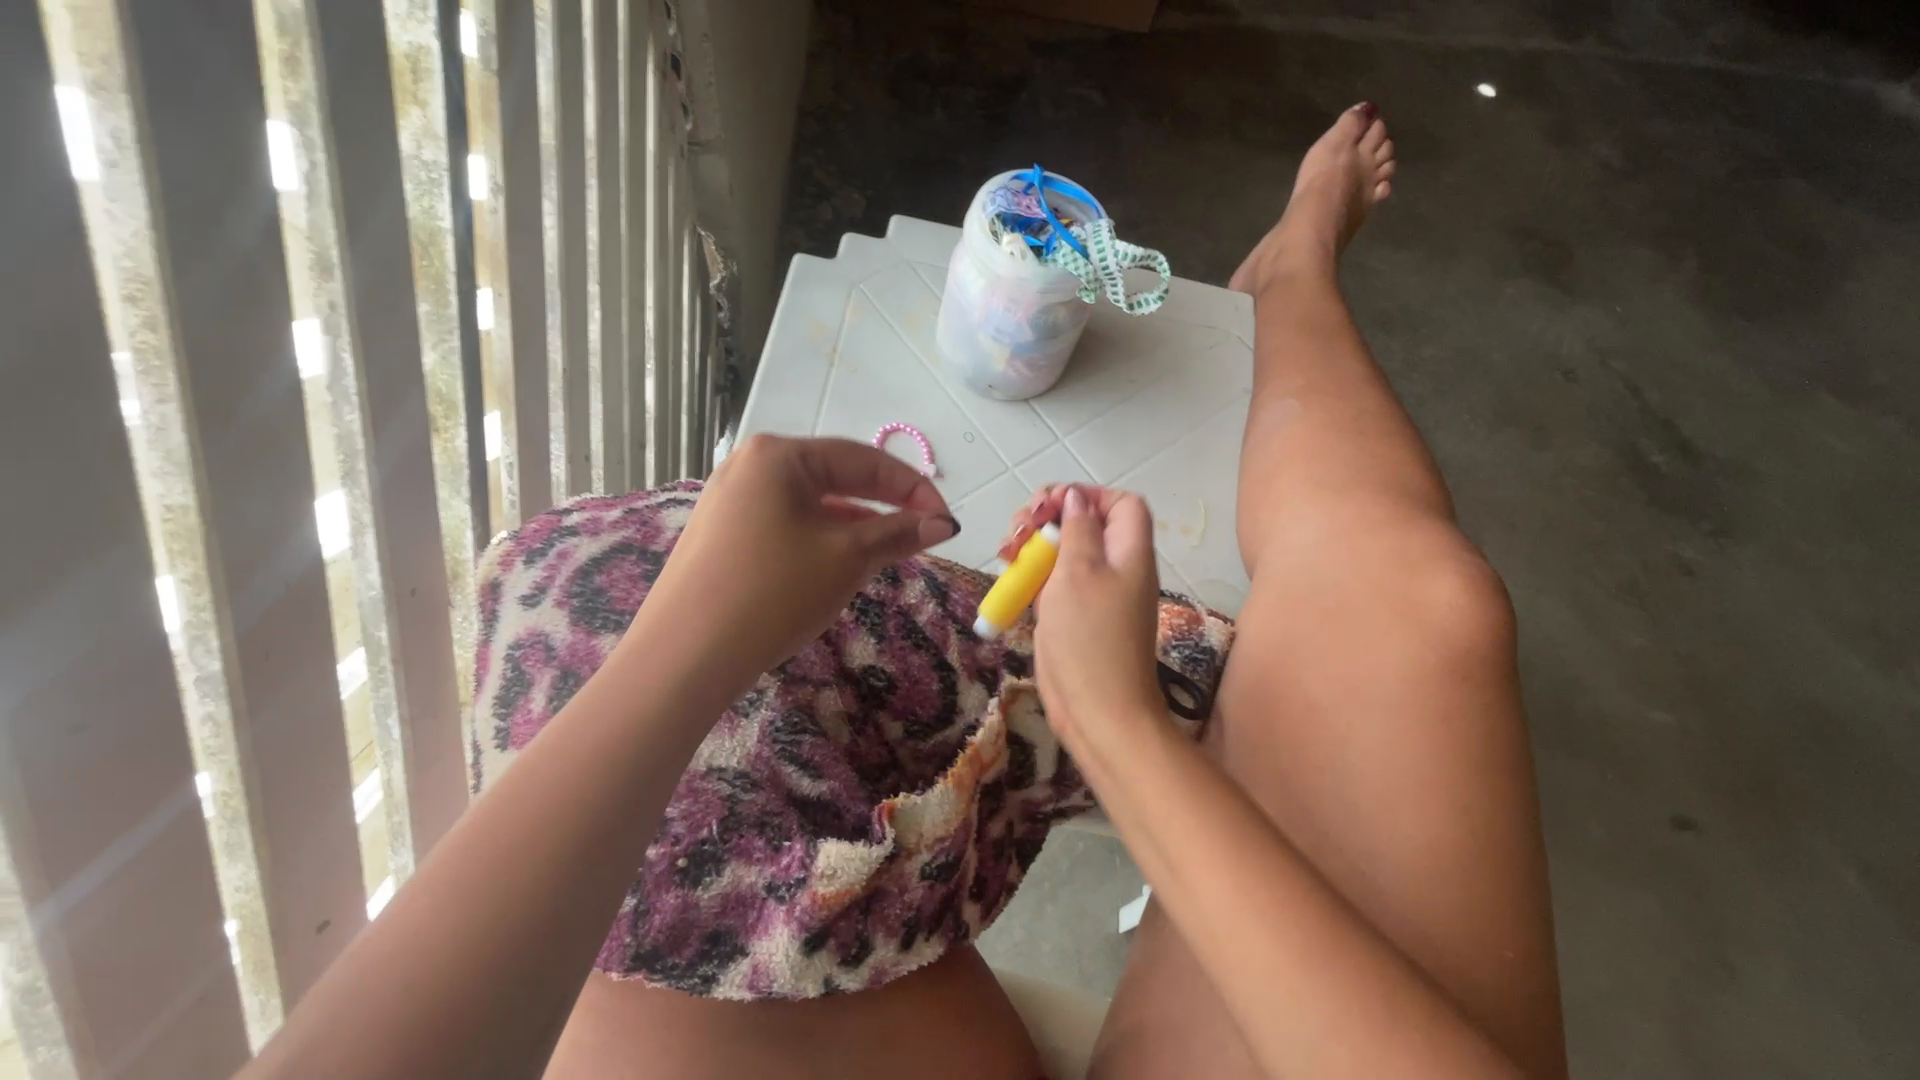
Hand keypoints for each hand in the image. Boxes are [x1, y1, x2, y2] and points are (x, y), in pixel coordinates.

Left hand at [629, 435, 957, 690]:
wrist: (685, 655)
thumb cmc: (774, 592)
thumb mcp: (847, 559)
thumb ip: (898, 534)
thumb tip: (943, 524)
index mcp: (780, 455)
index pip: (863, 459)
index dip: (913, 488)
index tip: (947, 520)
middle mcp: (750, 465)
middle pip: (834, 478)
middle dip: (883, 506)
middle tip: (922, 534)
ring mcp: (729, 500)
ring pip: (810, 505)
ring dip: (853, 526)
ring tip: (886, 554)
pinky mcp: (720, 535)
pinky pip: (784, 525)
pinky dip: (819, 540)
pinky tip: (836, 567)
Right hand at [1029, 486, 1164, 746]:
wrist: (1097, 710)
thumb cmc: (1089, 637)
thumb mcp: (1079, 571)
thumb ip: (1077, 529)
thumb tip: (1075, 498)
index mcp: (1129, 552)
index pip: (1122, 504)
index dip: (1089, 496)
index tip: (1051, 505)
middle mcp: (1115, 568)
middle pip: (1083, 525)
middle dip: (1046, 519)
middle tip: (1019, 531)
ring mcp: (1092, 595)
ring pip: (1061, 553)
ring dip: (1031, 546)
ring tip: (1005, 552)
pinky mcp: (1071, 617)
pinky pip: (1052, 583)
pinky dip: (1030, 575)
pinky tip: (1008, 576)